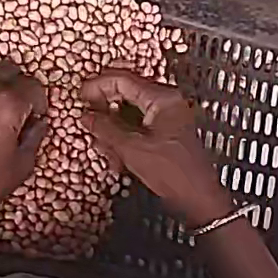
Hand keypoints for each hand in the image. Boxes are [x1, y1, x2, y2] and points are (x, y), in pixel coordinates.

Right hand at [79, 69, 232, 225]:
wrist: (197, 197)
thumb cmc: (173, 172)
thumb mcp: (132, 149)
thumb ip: (105, 129)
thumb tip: (86, 116)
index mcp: (162, 98)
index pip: (123, 80)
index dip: (97, 86)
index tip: (80, 98)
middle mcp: (166, 102)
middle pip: (125, 96)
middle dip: (104, 112)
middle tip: (88, 124)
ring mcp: (167, 118)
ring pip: (129, 114)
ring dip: (113, 131)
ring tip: (104, 149)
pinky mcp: (165, 133)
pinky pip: (138, 128)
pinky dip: (124, 140)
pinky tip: (117, 159)